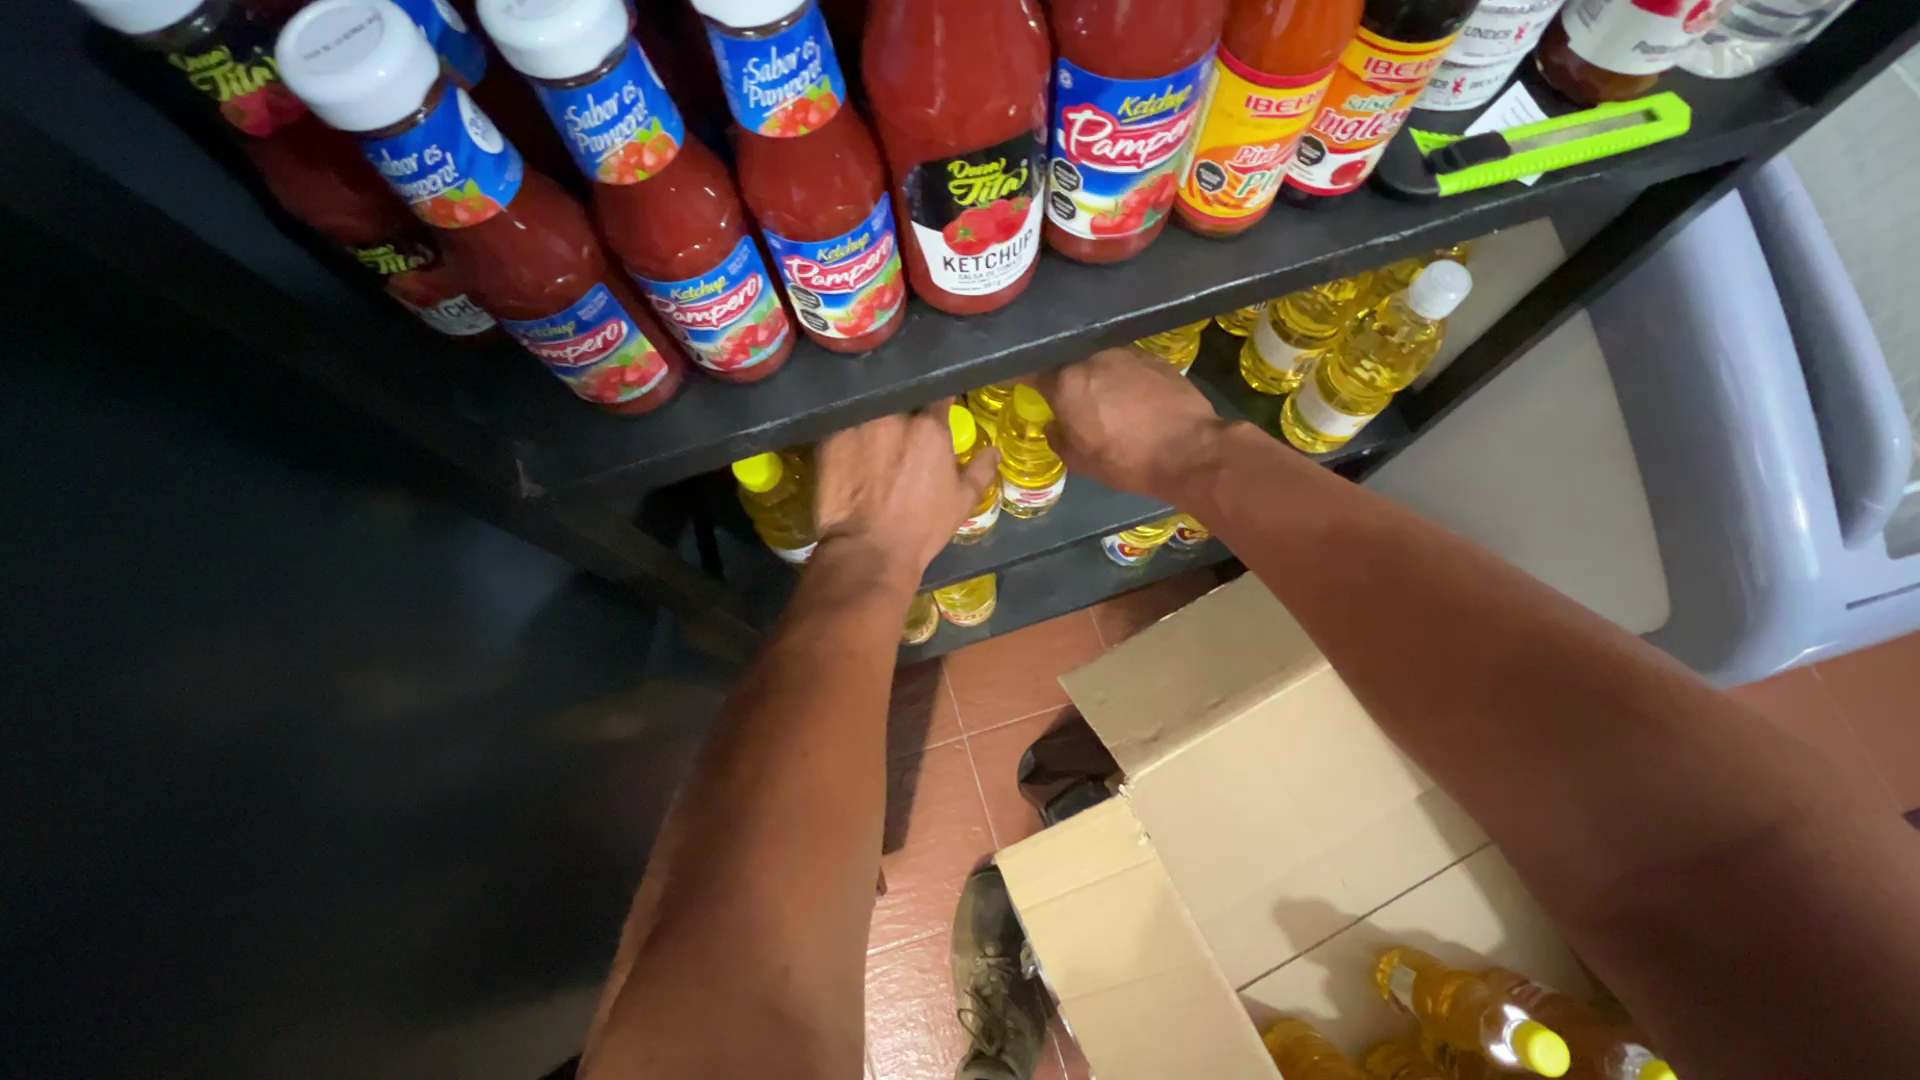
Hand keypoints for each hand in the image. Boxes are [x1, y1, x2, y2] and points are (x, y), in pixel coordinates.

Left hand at [813, 401, 999, 585]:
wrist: (869, 550)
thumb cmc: (922, 528)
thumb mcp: (962, 502)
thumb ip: (980, 471)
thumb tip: (994, 451)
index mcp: (930, 427)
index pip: (939, 395)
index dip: (940, 397)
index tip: (938, 402)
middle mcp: (894, 416)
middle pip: (900, 398)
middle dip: (903, 406)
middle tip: (901, 424)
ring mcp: (858, 424)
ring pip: (868, 407)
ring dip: (873, 416)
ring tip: (872, 432)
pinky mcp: (829, 438)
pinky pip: (839, 424)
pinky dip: (845, 432)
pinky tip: (847, 445)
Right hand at [1029, 347, 1233, 502]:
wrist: (1188, 450)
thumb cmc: (1126, 461)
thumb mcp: (1080, 461)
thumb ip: (1058, 437)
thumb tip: (1054, 424)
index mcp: (1066, 382)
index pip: (1031, 370)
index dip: (1020, 375)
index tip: (1015, 380)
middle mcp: (1092, 358)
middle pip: (1067, 361)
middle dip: (1062, 375)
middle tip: (1064, 394)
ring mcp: (1126, 353)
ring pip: (1098, 359)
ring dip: (1094, 374)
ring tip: (1100, 395)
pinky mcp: (1154, 357)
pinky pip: (1126, 364)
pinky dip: (1122, 377)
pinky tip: (1129, 394)